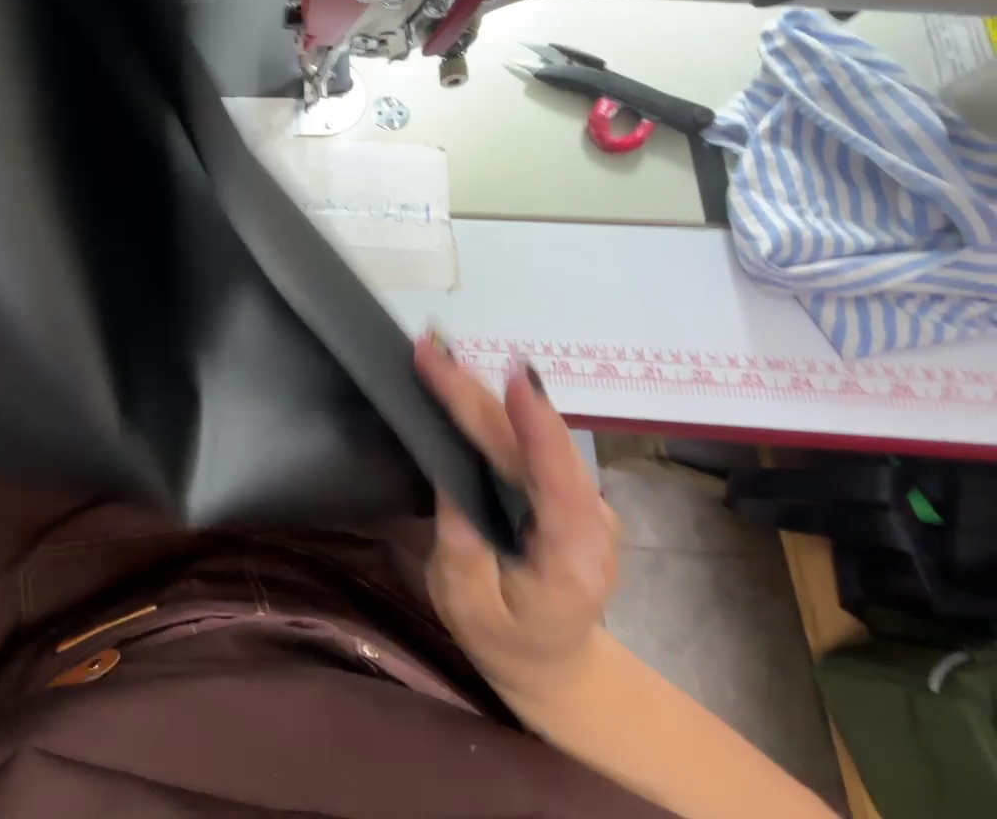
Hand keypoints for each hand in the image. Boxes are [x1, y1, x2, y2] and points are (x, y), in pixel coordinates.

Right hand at [412, 336, 620, 704]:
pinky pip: (524, 439)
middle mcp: (586, 512)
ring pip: (527, 432)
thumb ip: (462, 550)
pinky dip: (488, 406)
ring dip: (479, 390)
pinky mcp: (558, 487)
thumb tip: (451, 482)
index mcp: (573, 549)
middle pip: (531, 441)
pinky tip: (459, 382)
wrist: (557, 661)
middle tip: (428, 353)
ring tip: (435, 356)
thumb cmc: (508, 641)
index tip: (513, 377)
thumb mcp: (471, 607)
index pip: (556, 476)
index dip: (535, 422)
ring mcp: (577, 495)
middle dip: (478, 392)